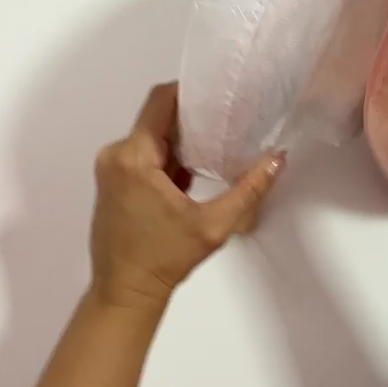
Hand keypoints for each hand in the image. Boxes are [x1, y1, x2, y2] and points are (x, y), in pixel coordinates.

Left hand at [88, 83, 284, 312]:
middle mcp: (115, 154)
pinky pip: (141, 153)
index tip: (217, 95)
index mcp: (133, 157)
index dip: (189, 91)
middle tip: (225, 121)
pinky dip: (165, 157)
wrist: (124, 295)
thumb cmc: (165, 259)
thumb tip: (278, 157)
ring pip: (149, 136)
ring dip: (178, 140)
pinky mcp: (111, 181)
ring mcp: (109, 168)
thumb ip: (249, 189)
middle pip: (156, 117)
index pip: (160, 100)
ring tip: (214, 145)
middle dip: (190, 118)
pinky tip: (191, 172)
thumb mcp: (214, 225)